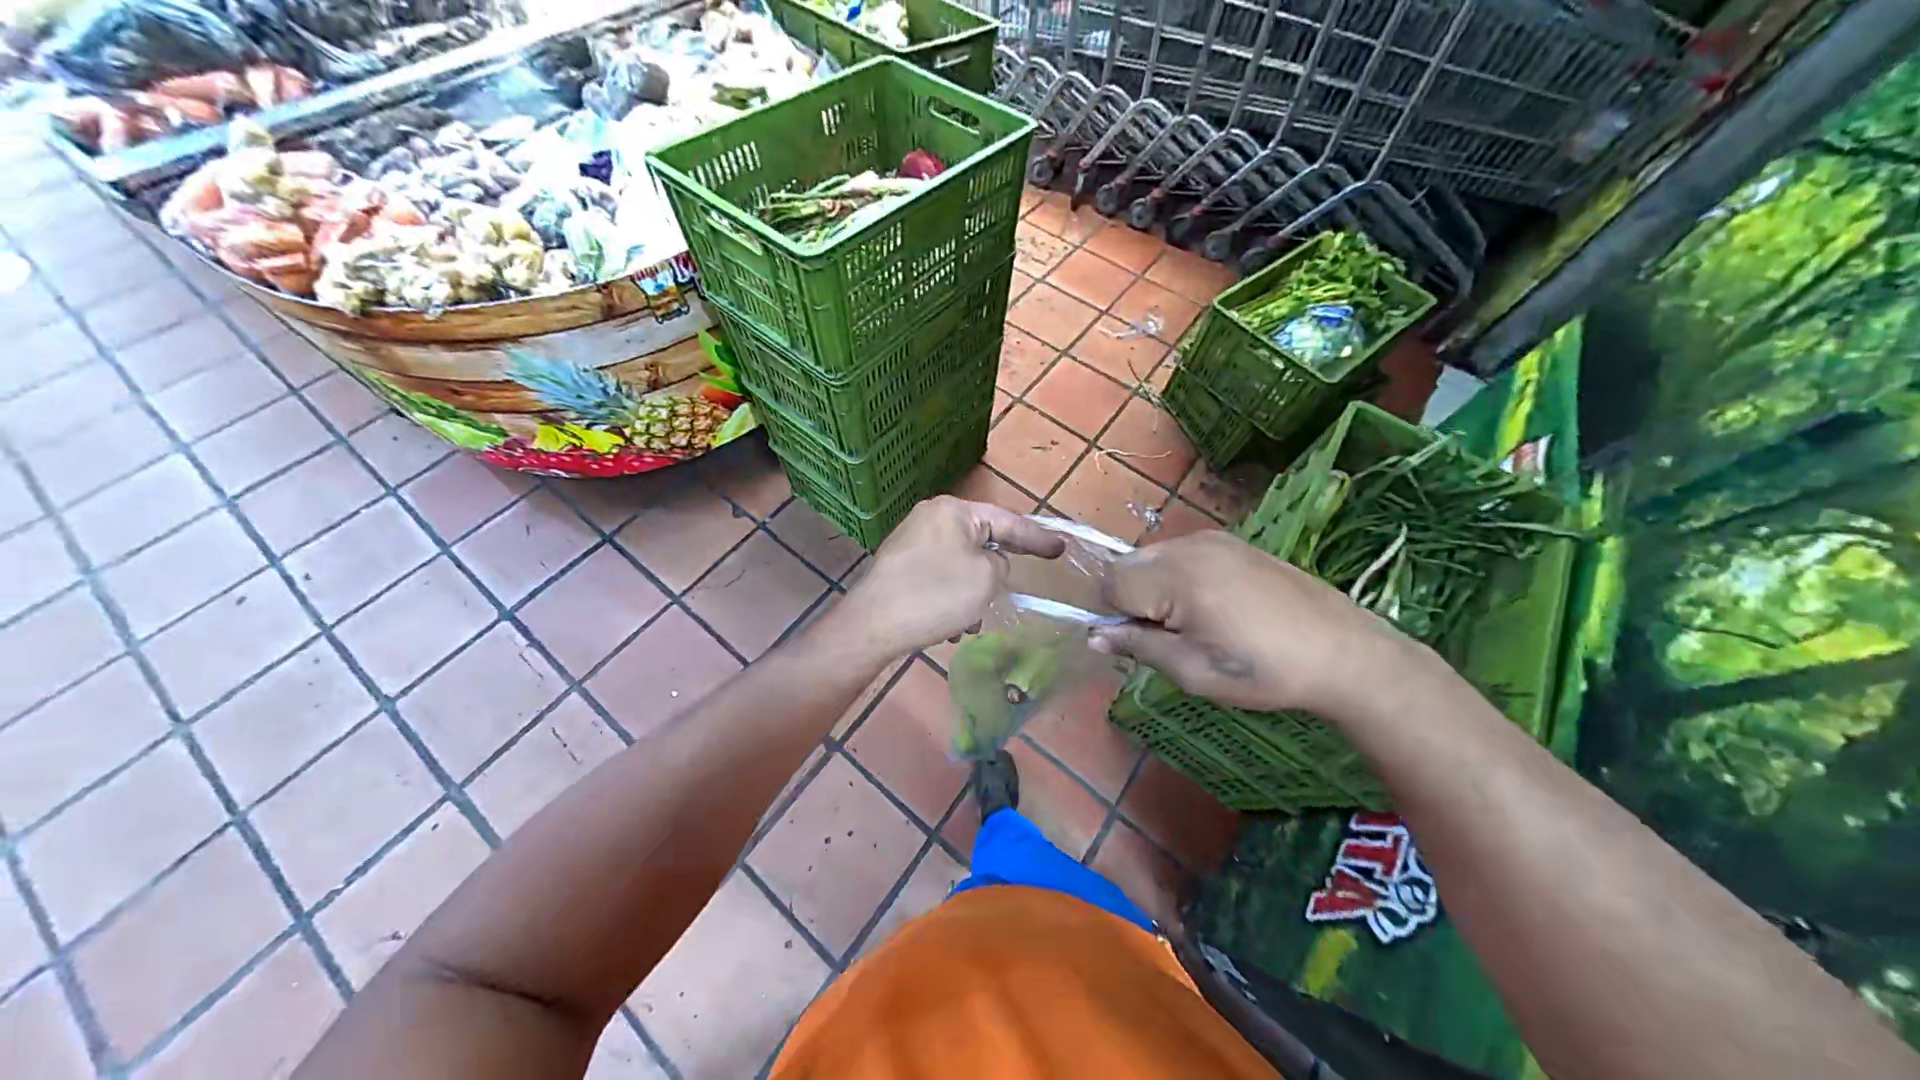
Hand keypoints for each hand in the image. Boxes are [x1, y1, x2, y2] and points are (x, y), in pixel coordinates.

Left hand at [831, 496, 1066, 659]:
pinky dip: (950, 600)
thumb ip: (1000, 564)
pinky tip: (949, 628)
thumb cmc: (935, 595)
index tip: (1060, 549)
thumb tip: (988, 564)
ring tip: (970, 622)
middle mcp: (930, 518)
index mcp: (953, 511)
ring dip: (972, 594)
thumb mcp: (986, 577)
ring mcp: (911, 542)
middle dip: (995, 573)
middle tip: (1010, 589)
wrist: (873, 625)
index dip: (1037, 537)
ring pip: (960, 566)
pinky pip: (938, 579)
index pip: (1007, 521)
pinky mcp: (899, 568)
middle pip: (980, 542)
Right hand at [1088, 530, 1424, 716]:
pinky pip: (1182, 553)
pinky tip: (1215, 606)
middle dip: (1133, 598)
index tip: (1145, 642)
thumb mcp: (1193, 671)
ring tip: (1195, 623)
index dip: (1116, 616)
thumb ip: (1138, 646)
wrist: (1345, 653)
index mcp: (1178, 576)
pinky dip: (1179, 576)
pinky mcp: (1234, 542)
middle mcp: (1190, 546)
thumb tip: (1094, 637)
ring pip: (1152, 557)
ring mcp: (1214, 539)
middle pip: (1127, 565)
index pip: (1110, 583)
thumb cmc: (1264, 671)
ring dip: (1155, 587)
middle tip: (1170, 637)